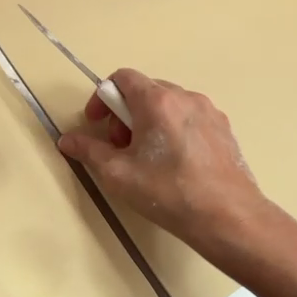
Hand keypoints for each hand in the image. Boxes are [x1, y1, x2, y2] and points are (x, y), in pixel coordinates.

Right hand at [58, 69, 296, 282]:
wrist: (230, 219)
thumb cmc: (168, 192)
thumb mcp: (117, 174)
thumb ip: (88, 151)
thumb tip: (66, 140)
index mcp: (157, 101)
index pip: (122, 78)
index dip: (102, 98)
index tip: (97, 124)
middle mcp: (185, 98)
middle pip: (145, 90)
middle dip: (124, 113)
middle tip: (121, 146)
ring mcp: (210, 113)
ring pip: (168, 104)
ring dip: (148, 121)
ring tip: (146, 156)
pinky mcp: (225, 130)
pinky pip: (189, 118)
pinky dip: (172, 130)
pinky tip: (173, 163)